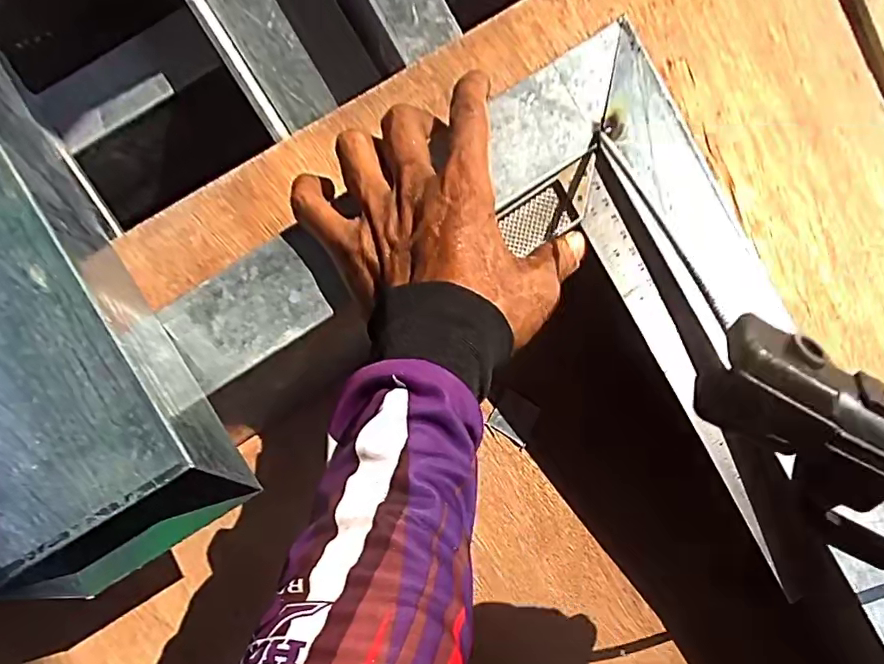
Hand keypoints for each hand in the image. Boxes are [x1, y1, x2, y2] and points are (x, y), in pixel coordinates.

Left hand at [289, 70, 584, 347]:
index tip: (472, 89)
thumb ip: (554, 262)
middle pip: (400, 123)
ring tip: (370, 161)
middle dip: (411, 124)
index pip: (468, 119)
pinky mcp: (349, 250)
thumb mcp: (534, 290)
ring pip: (352, 148)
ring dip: (360, 150)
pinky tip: (319, 193)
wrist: (440, 355)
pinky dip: (309, 195)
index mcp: (463, 193)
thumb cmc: (483, 321)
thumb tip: (574, 248)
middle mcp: (413, 193)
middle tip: (420, 140)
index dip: (471, 94)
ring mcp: (375, 217)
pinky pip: (311, 206)